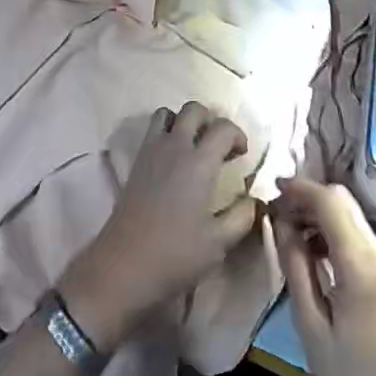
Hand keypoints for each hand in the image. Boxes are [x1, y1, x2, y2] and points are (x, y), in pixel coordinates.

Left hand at [58, 102, 260, 352]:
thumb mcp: (219, 242)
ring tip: (194, 147)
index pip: (223, 128)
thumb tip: (253, 200)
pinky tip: (173, 162)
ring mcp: (151, 151)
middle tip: (219, 147)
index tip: (242, 156)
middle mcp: (174, 147)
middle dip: (211, 120)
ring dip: (184, 121)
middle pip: (193, 110)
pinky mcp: (136, 162)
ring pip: (167, 113)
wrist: (123, 265)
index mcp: (199, 162)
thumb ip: (241, 216)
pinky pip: (152, 131)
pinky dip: (166, 133)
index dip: (238, 135)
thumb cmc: (175, 254)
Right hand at [270, 178, 375, 375]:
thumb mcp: (310, 324)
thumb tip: (280, 220)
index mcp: (362, 268)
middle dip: (307, 197)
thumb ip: (295, 266)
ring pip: (350, 213)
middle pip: (344, 201)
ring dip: (318, 211)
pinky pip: (355, 233)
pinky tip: (309, 247)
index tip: (270, 188)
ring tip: (286, 228)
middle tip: (275, 211)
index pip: (332, 203)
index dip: (301, 188)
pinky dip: (330, 228)